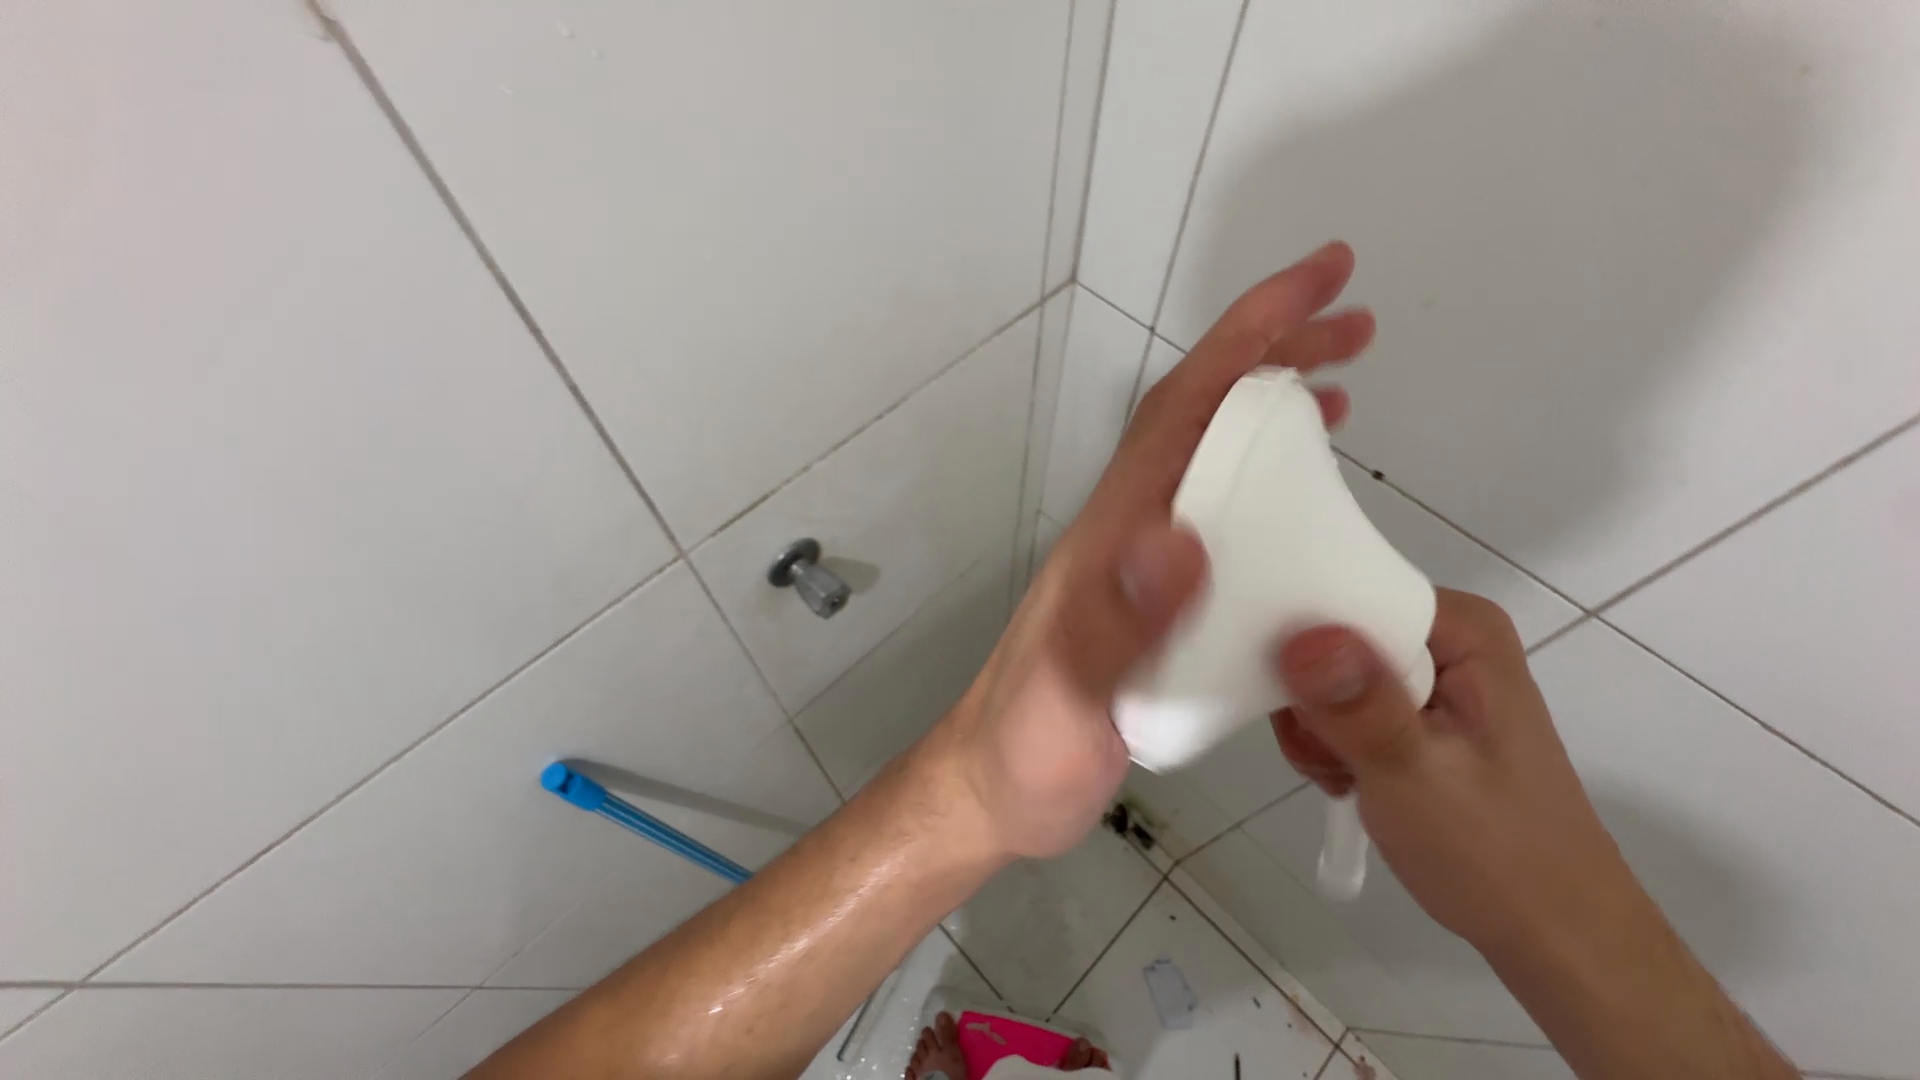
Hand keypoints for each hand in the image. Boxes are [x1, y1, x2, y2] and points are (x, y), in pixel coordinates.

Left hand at [925, 241, 1376, 859]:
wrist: (995, 788)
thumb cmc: (1027, 746)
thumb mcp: (1071, 694)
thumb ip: (1119, 624)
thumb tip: (1180, 537)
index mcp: (1114, 533)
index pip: (1181, 408)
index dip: (1248, 337)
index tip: (1321, 280)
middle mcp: (1127, 532)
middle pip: (1200, 416)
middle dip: (1274, 355)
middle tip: (1357, 324)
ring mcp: (1139, 566)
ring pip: (1211, 462)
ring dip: (1273, 414)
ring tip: (1346, 392)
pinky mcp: (1156, 606)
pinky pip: (1219, 523)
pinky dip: (1264, 491)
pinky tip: (1299, 508)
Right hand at [1271, 590, 1644, 954]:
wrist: (1550, 930)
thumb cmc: (1496, 853)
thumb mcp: (1418, 777)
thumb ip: (1361, 708)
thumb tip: (1303, 639)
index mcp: (1461, 630)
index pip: (1355, 590)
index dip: (1305, 626)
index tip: (1273, 677)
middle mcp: (1443, 639)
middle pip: (1334, 631)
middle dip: (1307, 690)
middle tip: (1322, 749)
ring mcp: (1426, 677)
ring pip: (1326, 672)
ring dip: (1314, 725)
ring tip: (1341, 774)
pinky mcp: (1411, 712)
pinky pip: (1339, 703)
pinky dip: (1328, 742)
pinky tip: (1347, 778)